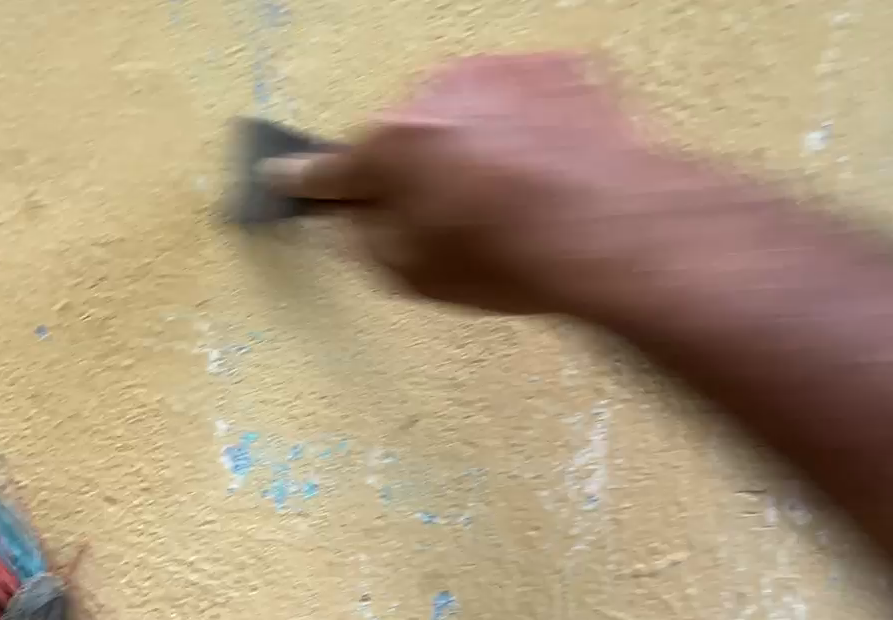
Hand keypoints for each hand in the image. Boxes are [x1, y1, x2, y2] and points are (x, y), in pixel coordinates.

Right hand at [266, 53, 720, 317]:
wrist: (613, 230)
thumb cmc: (508, 260)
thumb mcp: (412, 277)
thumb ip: (365, 242)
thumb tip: (357, 222)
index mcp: (392, 148)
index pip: (331, 170)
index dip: (302, 181)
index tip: (279, 176)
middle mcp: (437, 96)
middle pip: (402, 138)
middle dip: (411, 174)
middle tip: (440, 222)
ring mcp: (499, 75)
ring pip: (460, 115)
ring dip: (467, 151)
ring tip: (504, 203)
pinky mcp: (556, 69)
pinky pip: (516, 104)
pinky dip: (518, 135)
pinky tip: (539, 176)